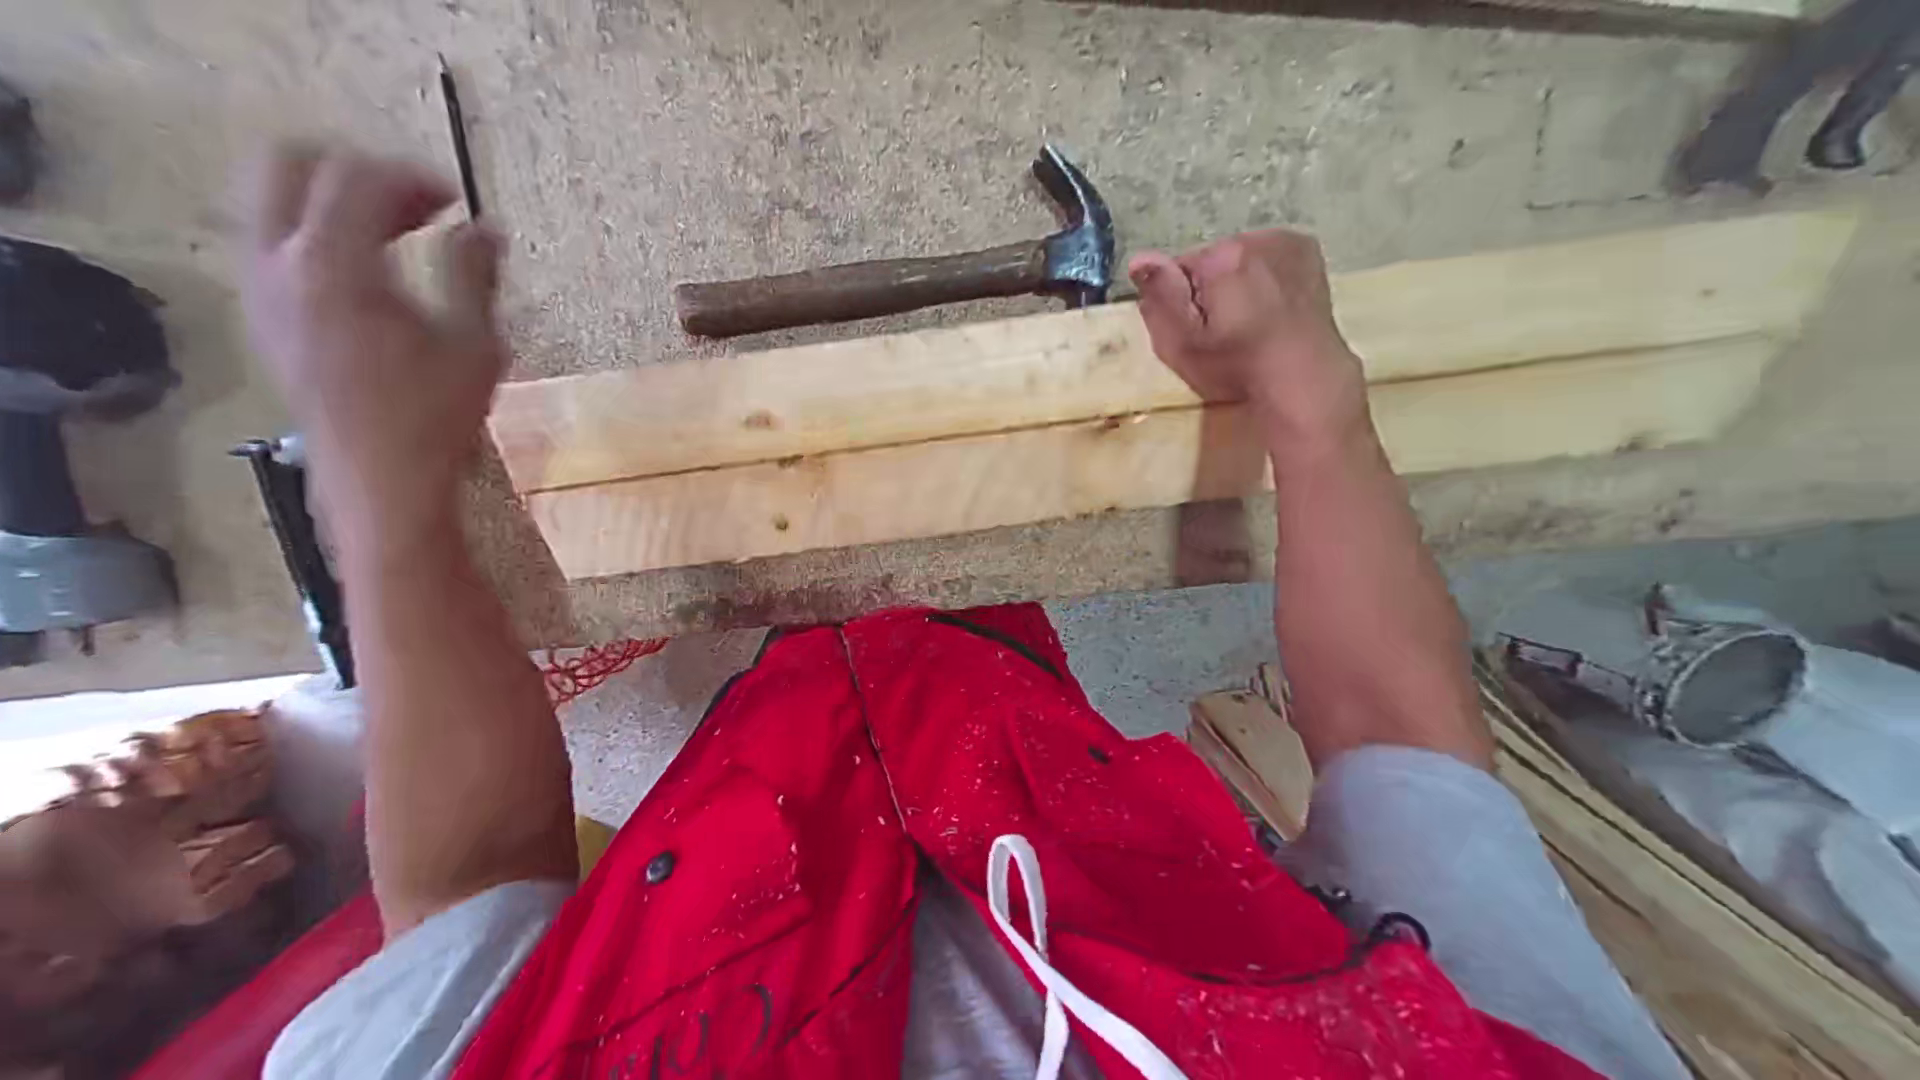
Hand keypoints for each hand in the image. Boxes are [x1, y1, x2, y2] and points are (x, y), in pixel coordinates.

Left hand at [237, 144, 503, 551]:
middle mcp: (278, 264)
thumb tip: (488, 230)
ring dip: (331, 205)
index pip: (356, 178)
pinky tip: (368, 278)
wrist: (380, 479)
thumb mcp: (474, 343)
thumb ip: (475, 275)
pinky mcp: (264, 319)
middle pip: (288, 167)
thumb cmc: (436, 416)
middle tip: (414, 204)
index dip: (410, 177)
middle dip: (354, 173)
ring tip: (395, 237)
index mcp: (333, 264)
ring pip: (272, 204)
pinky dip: (316, 239)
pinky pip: (273, 246)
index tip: (456, 201)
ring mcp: (261, 291)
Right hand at [1129, 230, 1367, 445]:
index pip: (1176, 269)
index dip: (1179, 301)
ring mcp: (1286, 241)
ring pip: (1239, 258)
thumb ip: (1160, 298)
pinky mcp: (1307, 250)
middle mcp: (1255, 238)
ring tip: (1248, 320)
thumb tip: (1139, 259)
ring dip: (1236, 282)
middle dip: (1209, 289)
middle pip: (1210, 261)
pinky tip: (1269, 306)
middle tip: (1222, 330)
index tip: (1195, 330)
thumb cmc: (1237, 367)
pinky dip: (1263, 275)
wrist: (1304, 378)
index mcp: (1221, 258)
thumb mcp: (1183, 345)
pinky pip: (1267, 256)